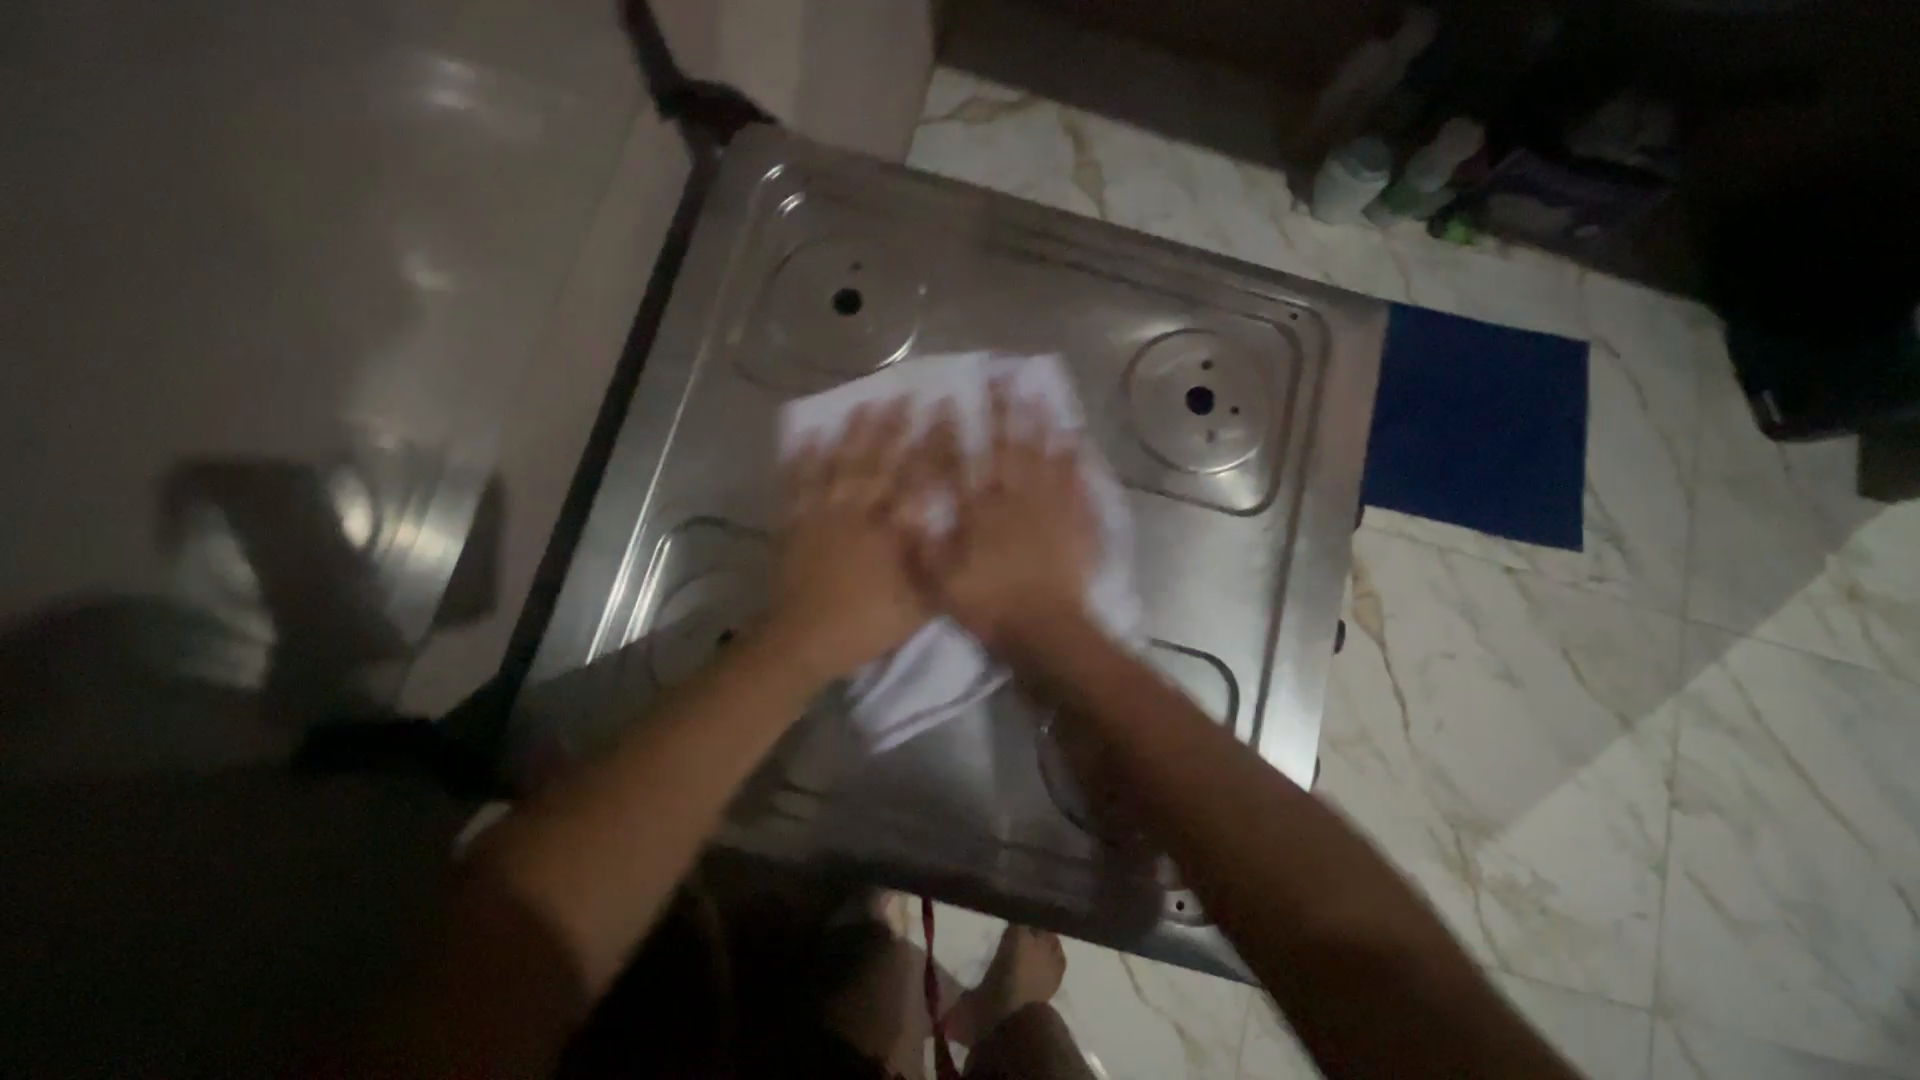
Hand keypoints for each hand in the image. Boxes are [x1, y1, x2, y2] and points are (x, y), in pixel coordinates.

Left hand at [764, 400, 932, 684]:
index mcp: (892, 532)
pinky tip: (809, 437)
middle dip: (895, 428)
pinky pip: (799, 485)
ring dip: (854, 434)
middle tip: (906, 397)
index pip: (916, 481)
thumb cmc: (866, 625)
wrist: (805, 639)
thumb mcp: (919, 605)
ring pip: (841, 465)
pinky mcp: (797, 524)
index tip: (943, 419)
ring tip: (865, 404)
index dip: (932, 448)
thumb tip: (958, 532)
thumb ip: (938, 567)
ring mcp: (824, 514)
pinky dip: (803, 460)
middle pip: (879, 463)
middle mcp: (859, 513)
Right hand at [913, 382, 1097, 651]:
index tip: (950, 400)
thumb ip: (922, 545)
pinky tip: (1076, 442)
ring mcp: (1052, 508)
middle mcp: (1017, 499)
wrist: (1046, 631)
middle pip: (1011, 446)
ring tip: (1041, 396)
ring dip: (1043, 424)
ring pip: (1047, 456)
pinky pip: (1078, 483)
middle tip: (1005, 379)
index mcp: (981, 510)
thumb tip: (906, 508)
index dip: (956, 429)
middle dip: (1006, 410)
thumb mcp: (939, 583)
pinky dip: (1076, 460)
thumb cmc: (990, 607)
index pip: (965, 460)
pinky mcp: (1078, 524)